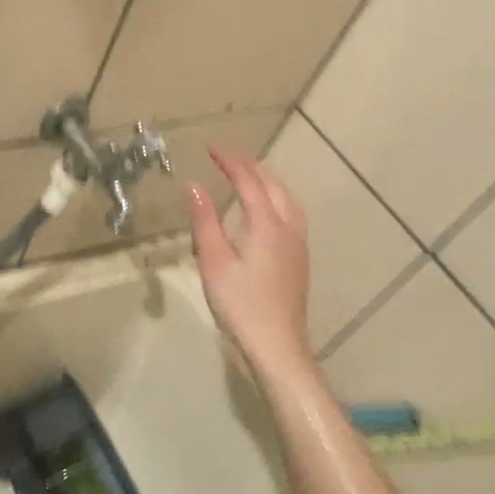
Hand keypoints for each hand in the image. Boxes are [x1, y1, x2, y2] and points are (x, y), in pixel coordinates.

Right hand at [186, 148, 314, 379]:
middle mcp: (288, 228)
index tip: (211, 150)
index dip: (231, 163)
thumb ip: (205, 221)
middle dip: (251, 167)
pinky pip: (292, 214)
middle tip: (228, 159)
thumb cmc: (240, 303)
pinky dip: (277, 199)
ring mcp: (298, 245)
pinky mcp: (299, 260)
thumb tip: (195, 186)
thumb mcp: (213, 261)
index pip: (249, 182)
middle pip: (274, 186)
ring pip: (288, 200)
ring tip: (249, 176)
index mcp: (267, 225)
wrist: (277, 343)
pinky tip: (267, 211)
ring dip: (268, 181)